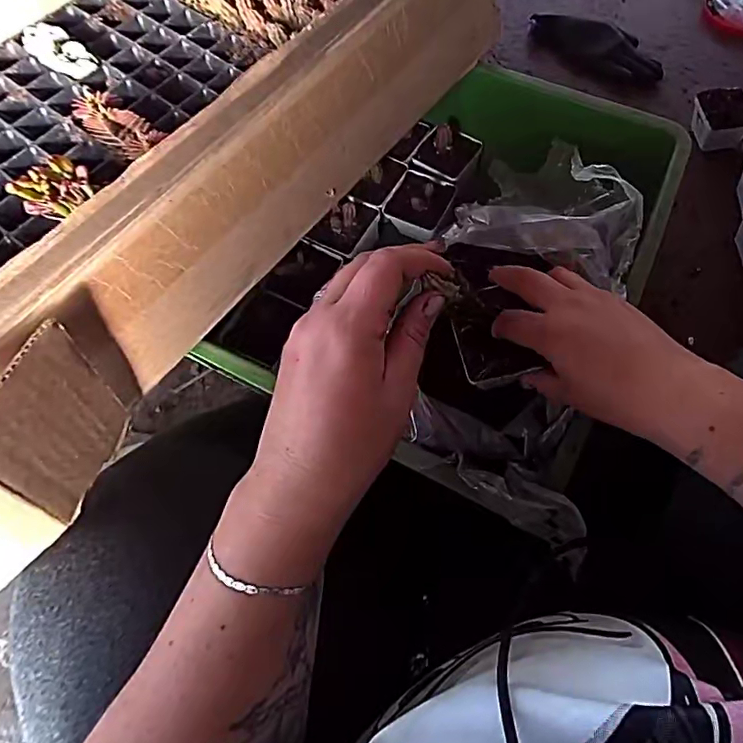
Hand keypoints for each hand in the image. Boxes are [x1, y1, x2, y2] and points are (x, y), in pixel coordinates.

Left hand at [248, 244, 451, 536]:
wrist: (297, 484)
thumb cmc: (350, 447)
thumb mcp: (398, 389)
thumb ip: (414, 335)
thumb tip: (430, 300)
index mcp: (346, 328)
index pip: (385, 266)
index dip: (420, 258)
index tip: (445, 268)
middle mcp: (317, 321)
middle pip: (362, 263)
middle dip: (402, 259)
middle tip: (436, 270)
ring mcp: (302, 331)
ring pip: (345, 279)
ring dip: (381, 275)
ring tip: (415, 290)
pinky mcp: (297, 344)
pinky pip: (332, 302)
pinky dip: (362, 295)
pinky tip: (384, 313)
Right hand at [489, 266, 708, 434]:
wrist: (666, 384)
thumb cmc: (614, 397)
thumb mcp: (572, 395)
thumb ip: (546, 381)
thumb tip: (531, 376)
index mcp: (550, 332)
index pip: (512, 321)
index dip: (499, 325)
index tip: (496, 330)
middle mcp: (568, 306)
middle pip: (529, 279)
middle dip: (507, 275)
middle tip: (495, 274)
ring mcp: (594, 297)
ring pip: (560, 273)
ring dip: (543, 275)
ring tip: (536, 283)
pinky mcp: (616, 298)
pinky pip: (585, 283)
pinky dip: (571, 285)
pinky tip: (573, 298)